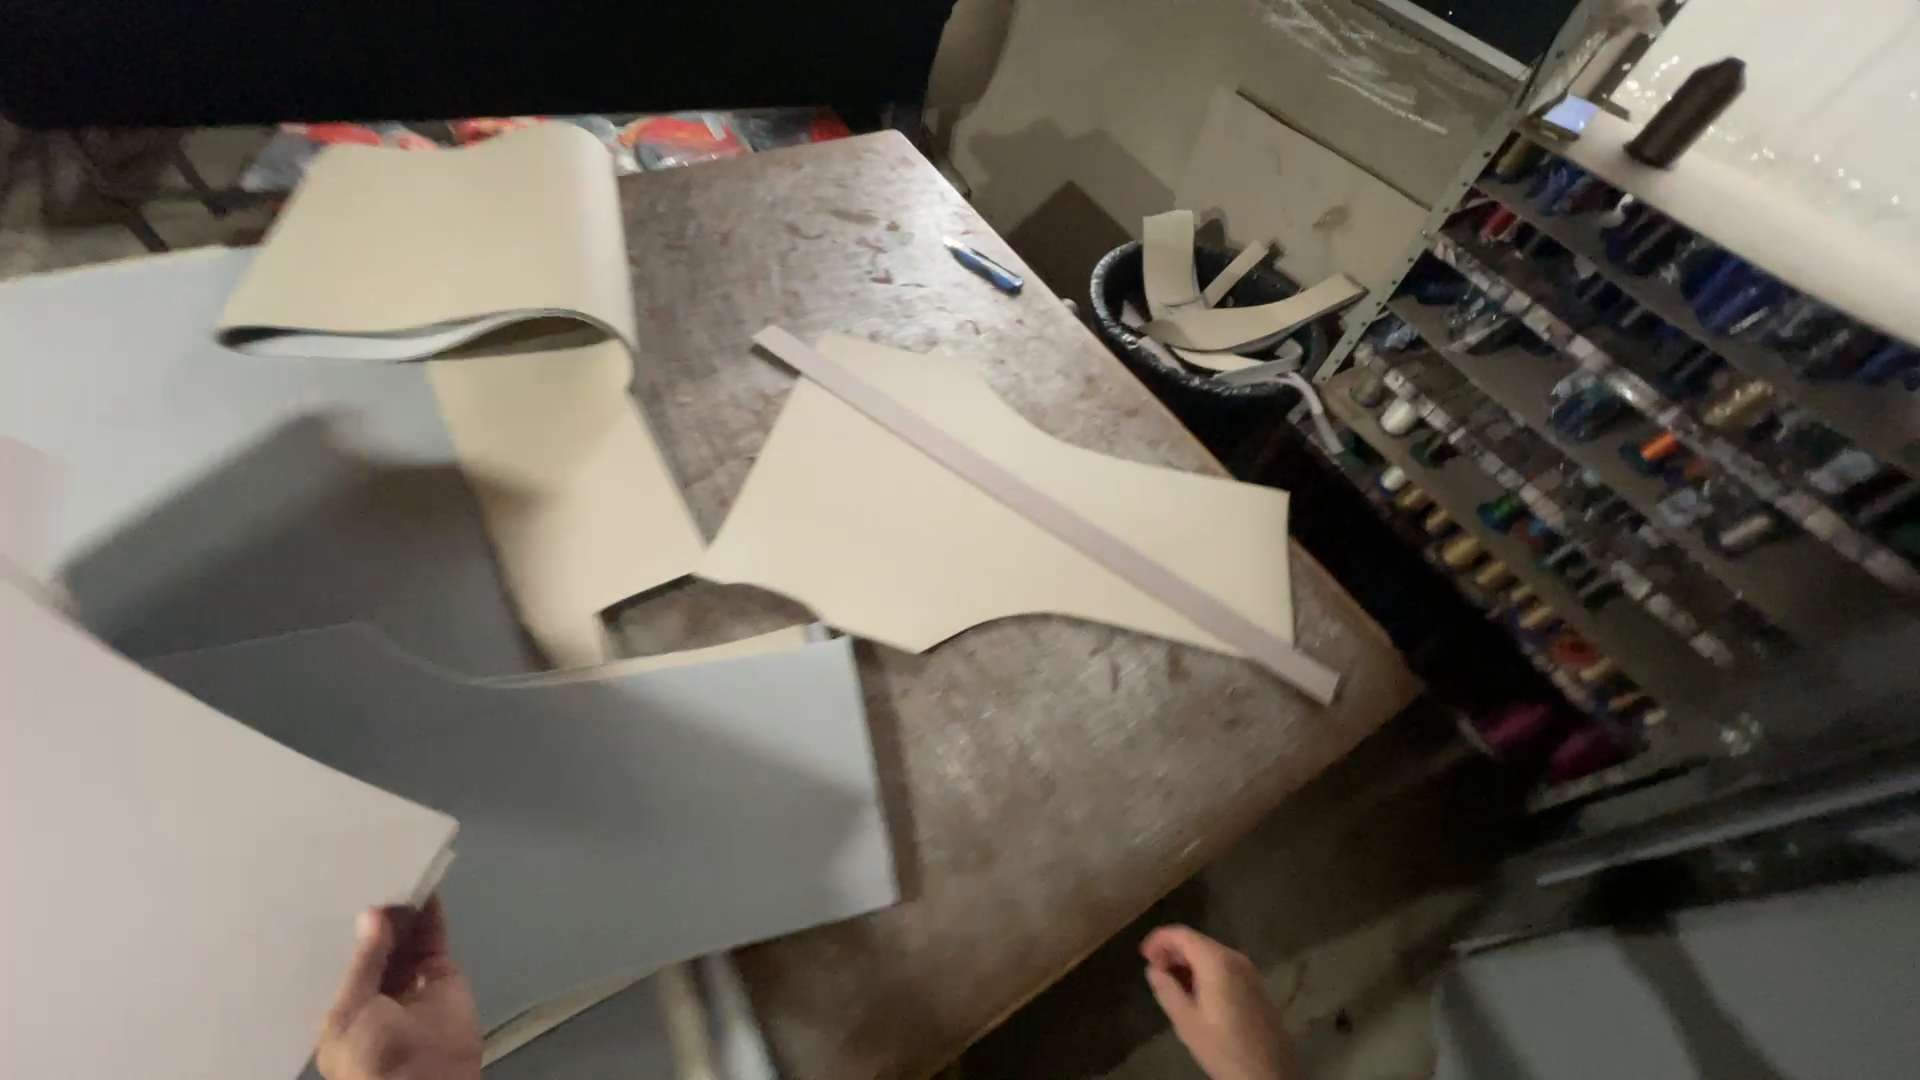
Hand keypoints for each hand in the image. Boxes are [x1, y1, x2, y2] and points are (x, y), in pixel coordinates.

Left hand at [316, 896, 482, 1079]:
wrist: (425, 1079)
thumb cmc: (370, 1055)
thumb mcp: (350, 1013)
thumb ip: (365, 962)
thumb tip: (372, 914)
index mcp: (342, 1010)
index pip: (341, 966)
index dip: (342, 937)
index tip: (339, 900)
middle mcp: (375, 993)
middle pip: (377, 949)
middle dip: (376, 921)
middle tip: (372, 880)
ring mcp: (411, 981)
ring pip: (406, 940)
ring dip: (405, 913)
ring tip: (399, 878)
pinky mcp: (443, 972)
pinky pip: (434, 939)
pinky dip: (432, 916)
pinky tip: (426, 892)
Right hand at [1142, 925, 1297, 1079]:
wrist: (1270, 1078)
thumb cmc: (1224, 1049)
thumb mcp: (1186, 1022)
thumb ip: (1166, 989)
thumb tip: (1153, 969)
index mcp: (1216, 961)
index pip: (1180, 934)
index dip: (1158, 940)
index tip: (1143, 956)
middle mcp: (1235, 957)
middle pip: (1196, 942)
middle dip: (1172, 953)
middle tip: (1155, 973)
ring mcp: (1249, 971)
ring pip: (1210, 955)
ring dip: (1188, 964)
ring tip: (1172, 986)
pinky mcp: (1257, 986)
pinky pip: (1224, 967)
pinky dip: (1205, 972)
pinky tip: (1196, 994)